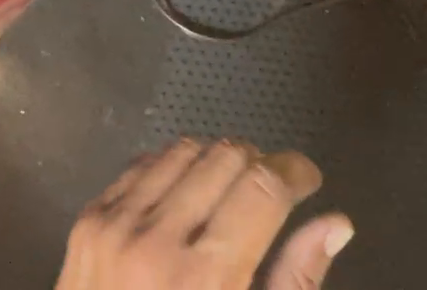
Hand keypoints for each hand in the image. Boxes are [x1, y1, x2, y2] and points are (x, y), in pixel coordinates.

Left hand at [55, 138, 353, 289]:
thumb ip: (295, 283)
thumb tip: (338, 224)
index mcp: (204, 279)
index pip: (264, 185)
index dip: (295, 171)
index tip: (309, 180)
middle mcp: (157, 239)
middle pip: (228, 156)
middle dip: (259, 165)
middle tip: (269, 194)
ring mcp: (116, 225)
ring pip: (187, 150)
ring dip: (216, 162)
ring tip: (228, 194)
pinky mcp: (88, 220)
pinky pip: (145, 163)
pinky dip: (175, 169)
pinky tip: (185, 199)